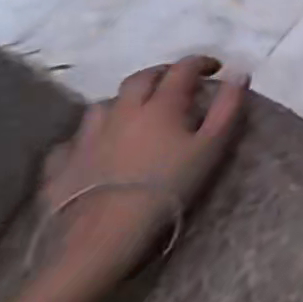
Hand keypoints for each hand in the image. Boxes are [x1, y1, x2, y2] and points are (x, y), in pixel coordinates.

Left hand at [37, 56, 248, 286]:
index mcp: (161, 103)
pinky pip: (73, 140)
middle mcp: (123, 109)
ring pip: (105, 103)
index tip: (215, 68)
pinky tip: (93, 149)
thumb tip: (239, 73)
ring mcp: (88, 135)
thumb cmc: (167, 189)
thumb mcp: (211, 148)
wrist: (103, 238)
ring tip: (133, 115)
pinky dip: (87, 138)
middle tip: (176, 84)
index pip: (183, 68)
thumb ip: (228, 107)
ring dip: (122, 102)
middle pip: (142, 77)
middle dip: (162, 74)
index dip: (201, 63)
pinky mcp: (62, 163)